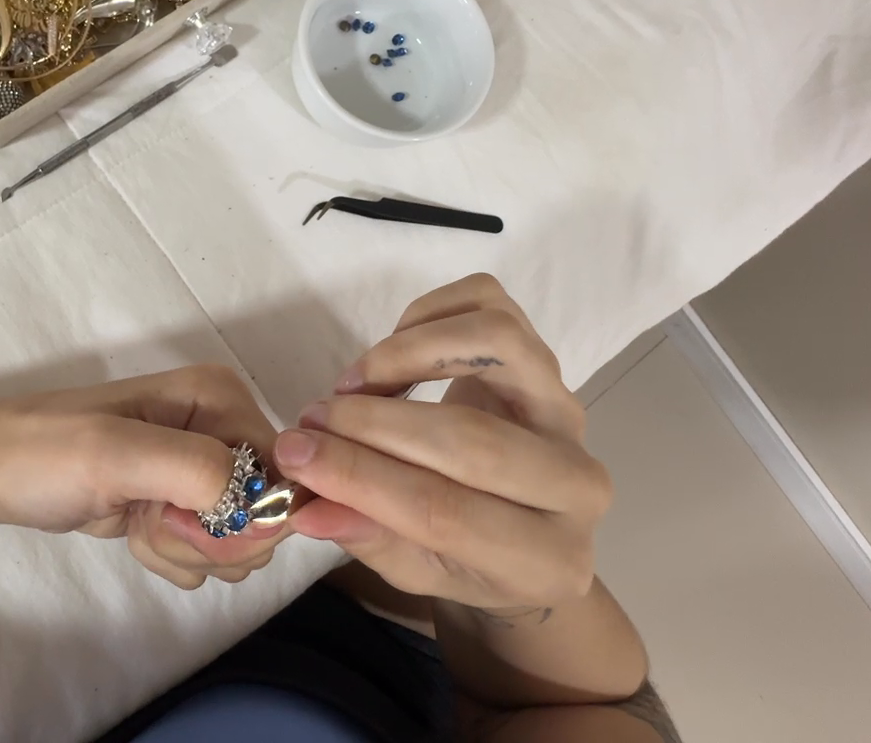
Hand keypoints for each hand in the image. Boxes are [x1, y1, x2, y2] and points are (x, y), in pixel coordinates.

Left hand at [0, 365, 290, 588]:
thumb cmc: (45, 452)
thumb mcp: (114, 453)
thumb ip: (194, 470)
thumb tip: (266, 502)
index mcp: (218, 396)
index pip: (283, 470)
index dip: (247, 513)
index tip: (187, 519)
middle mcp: (220, 427)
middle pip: (265, 512)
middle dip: (209, 534)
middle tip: (153, 518)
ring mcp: (200, 467)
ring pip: (239, 540)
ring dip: (187, 548)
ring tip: (137, 520)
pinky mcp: (180, 502)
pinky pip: (209, 552)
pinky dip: (173, 555)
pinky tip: (134, 530)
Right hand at [276, 274, 610, 609]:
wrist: (526, 520)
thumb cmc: (466, 553)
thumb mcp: (412, 567)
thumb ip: (363, 535)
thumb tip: (303, 502)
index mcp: (546, 558)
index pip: (446, 512)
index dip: (360, 477)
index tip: (294, 452)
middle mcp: (576, 483)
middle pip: (469, 437)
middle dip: (369, 422)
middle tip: (311, 418)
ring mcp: (565, 408)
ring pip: (497, 344)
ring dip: (405, 354)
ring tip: (354, 382)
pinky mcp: (547, 356)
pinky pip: (490, 303)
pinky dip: (428, 314)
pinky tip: (394, 352)